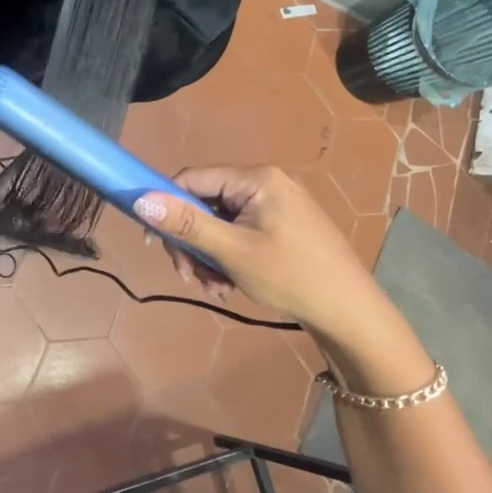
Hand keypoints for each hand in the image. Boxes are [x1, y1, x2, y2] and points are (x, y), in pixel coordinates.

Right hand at [133, 166, 385, 335]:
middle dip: (191, 242)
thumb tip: (140, 200)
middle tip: (188, 276)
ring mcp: (275, 206)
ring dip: (207, 257)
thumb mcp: (232, 251)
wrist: (351, 312)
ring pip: (218, 224)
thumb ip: (186, 224)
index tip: (154, 243)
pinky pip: (237, 235)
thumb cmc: (291, 276)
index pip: (191, 180)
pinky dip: (226, 259)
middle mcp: (264, 184)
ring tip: (215, 288)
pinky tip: (228, 286)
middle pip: (203, 204)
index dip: (166, 207)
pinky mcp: (280, 227)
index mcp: (256, 180)